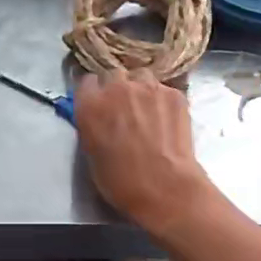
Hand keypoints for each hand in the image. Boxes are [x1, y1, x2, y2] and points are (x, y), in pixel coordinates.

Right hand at [74, 70, 217, 232]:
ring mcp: (149, 88)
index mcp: (90, 106)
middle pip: (114, 73)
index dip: (93, 92)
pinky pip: (163, 89)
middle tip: (122, 109)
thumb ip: (92, 127)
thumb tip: (100, 119)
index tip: (97, 102)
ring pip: (141, 76)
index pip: (86, 82)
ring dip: (140, 89)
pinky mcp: (174, 94)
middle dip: (116, 87)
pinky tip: (164, 120)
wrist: (163, 187)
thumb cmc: (120, 181)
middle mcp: (117, 88)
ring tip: (146, 111)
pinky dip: (161, 100)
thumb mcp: (91, 154)